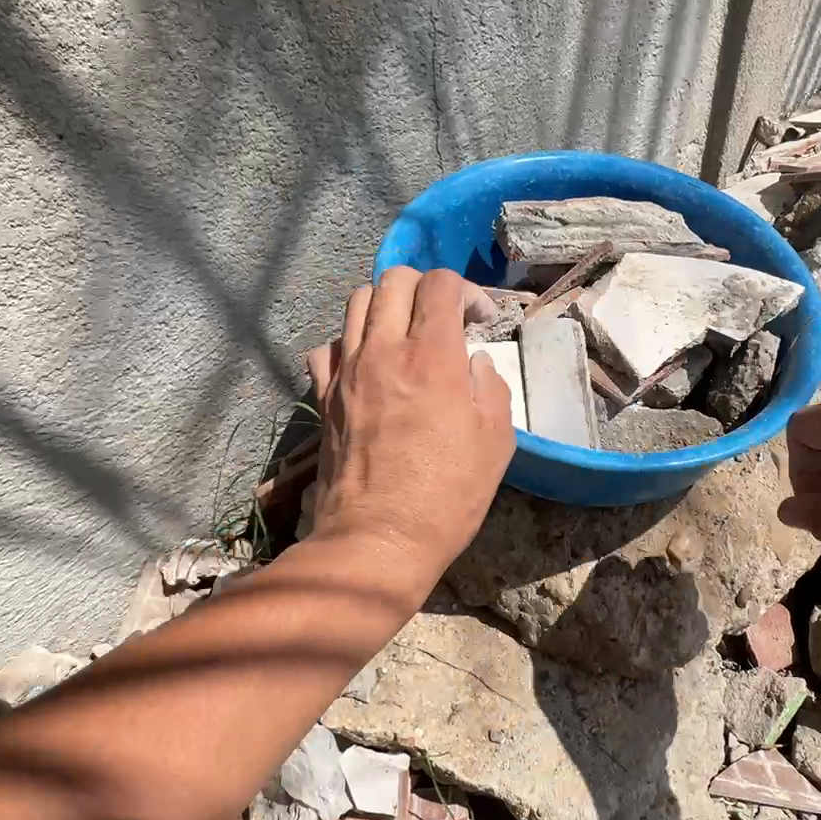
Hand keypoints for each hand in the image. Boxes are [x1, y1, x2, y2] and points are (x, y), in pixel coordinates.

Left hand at [303, 268, 515, 570]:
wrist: (379, 539)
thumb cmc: (448, 495)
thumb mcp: (496, 442)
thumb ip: (490, 388)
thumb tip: (474, 363)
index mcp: (433, 357)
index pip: (441, 285)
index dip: (467, 292)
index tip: (480, 321)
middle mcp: (385, 351)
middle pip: (395, 280)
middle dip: (426, 287)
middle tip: (443, 319)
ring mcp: (348, 372)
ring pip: (356, 301)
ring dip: (387, 306)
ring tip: (405, 335)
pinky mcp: (324, 397)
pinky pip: (328, 346)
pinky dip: (349, 342)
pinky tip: (367, 364)